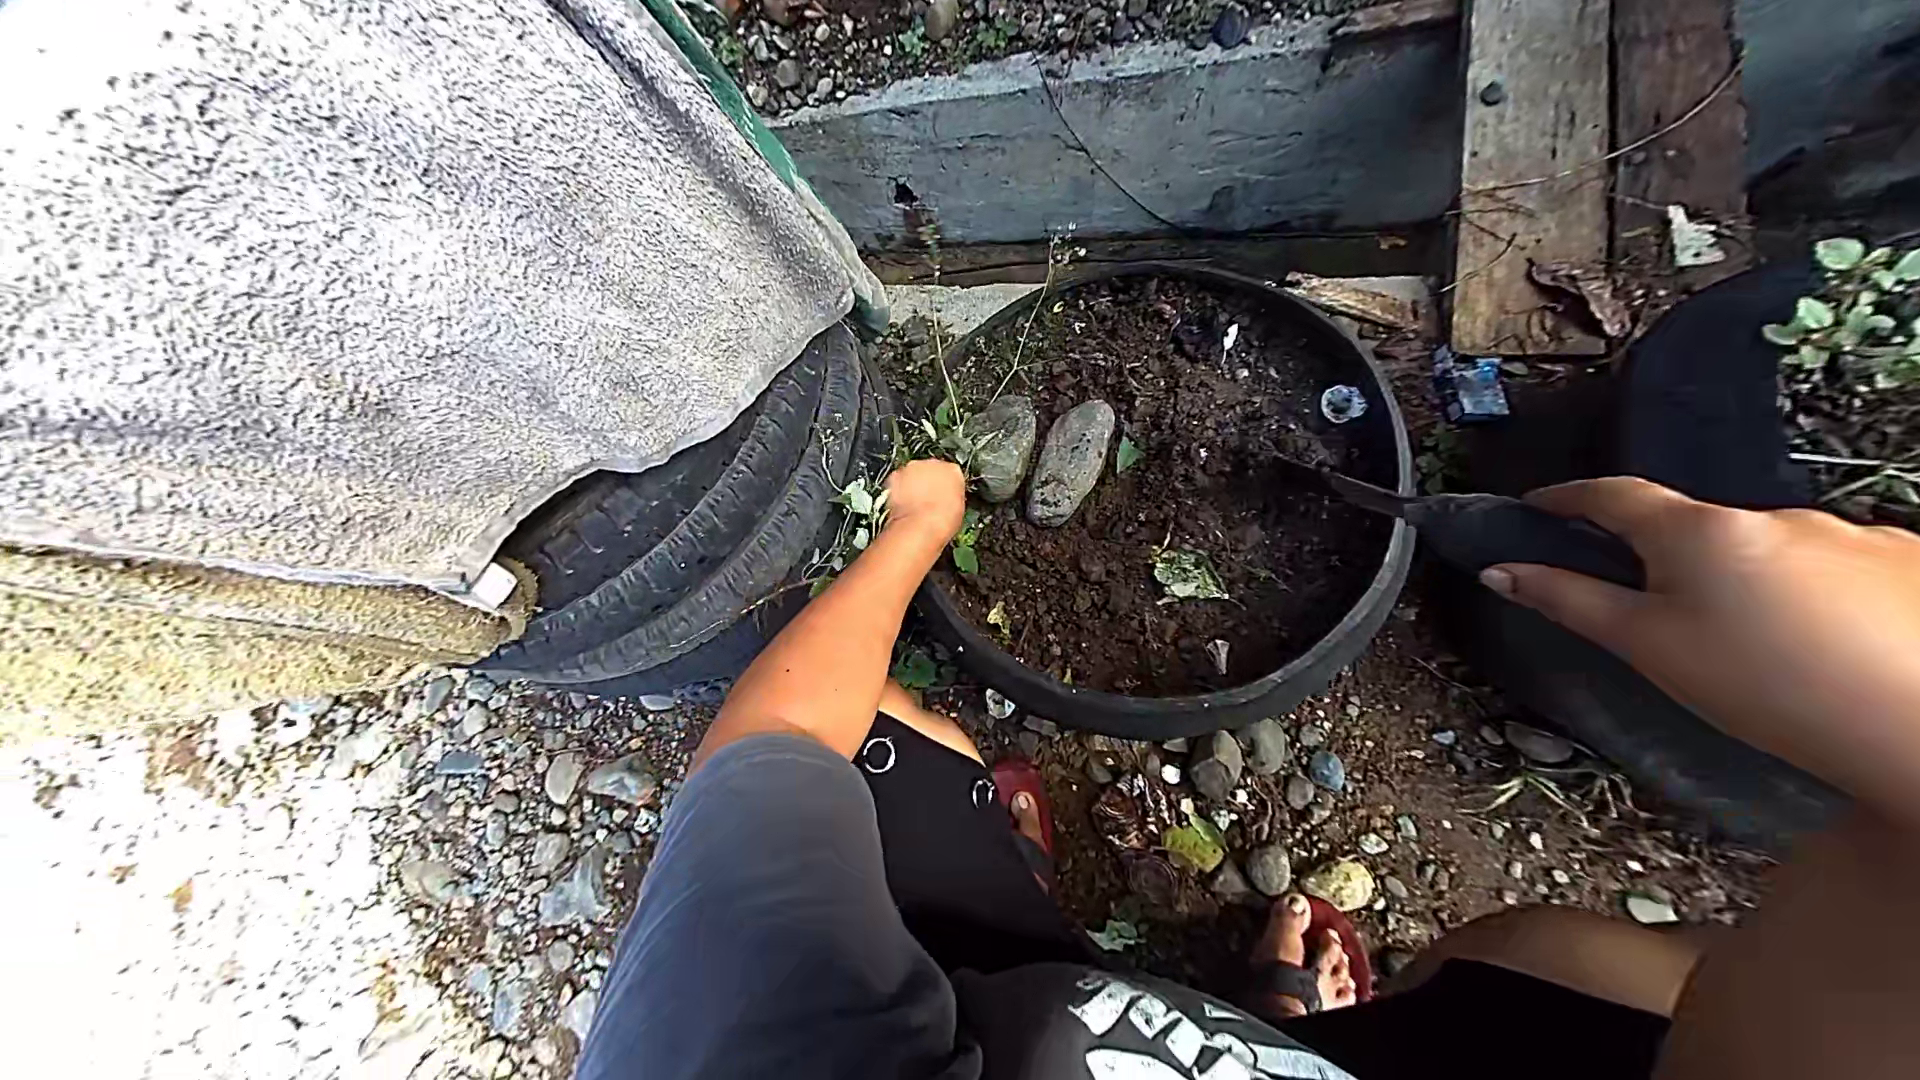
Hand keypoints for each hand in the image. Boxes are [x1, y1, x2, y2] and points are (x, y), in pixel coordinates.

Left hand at [882, 459, 965, 543]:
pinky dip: (898, 490)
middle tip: (928, 499)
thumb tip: (948, 501)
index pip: (950, 472)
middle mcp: (933, 464)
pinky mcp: (895, 476)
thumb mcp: (959, 509)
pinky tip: (902, 505)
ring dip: (912, 485)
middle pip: (929, 469)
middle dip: (927, 481)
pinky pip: (897, 481)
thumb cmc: (941, 521)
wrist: (921, 527)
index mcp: (953, 470)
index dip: (946, 485)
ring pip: (912, 473)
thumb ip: (952, 496)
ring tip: (914, 504)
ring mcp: (912, 469)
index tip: (943, 494)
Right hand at [1482, 477, 1919, 820]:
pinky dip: (1806, 585)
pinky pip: (1835, 560)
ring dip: (1739, 570)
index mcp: (1701, 530)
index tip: (1538, 504)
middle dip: (1661, 550)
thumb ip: (1565, 598)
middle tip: (1647, 600)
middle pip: (1694, 523)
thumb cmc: (1766, 685)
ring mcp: (1864, 535)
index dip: (1566, 496)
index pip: (1613, 494)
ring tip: (1746, 631)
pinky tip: (1818, 635)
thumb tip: (1498, 572)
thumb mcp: (1642, 642)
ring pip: (1766, 544)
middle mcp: (1781, 516)